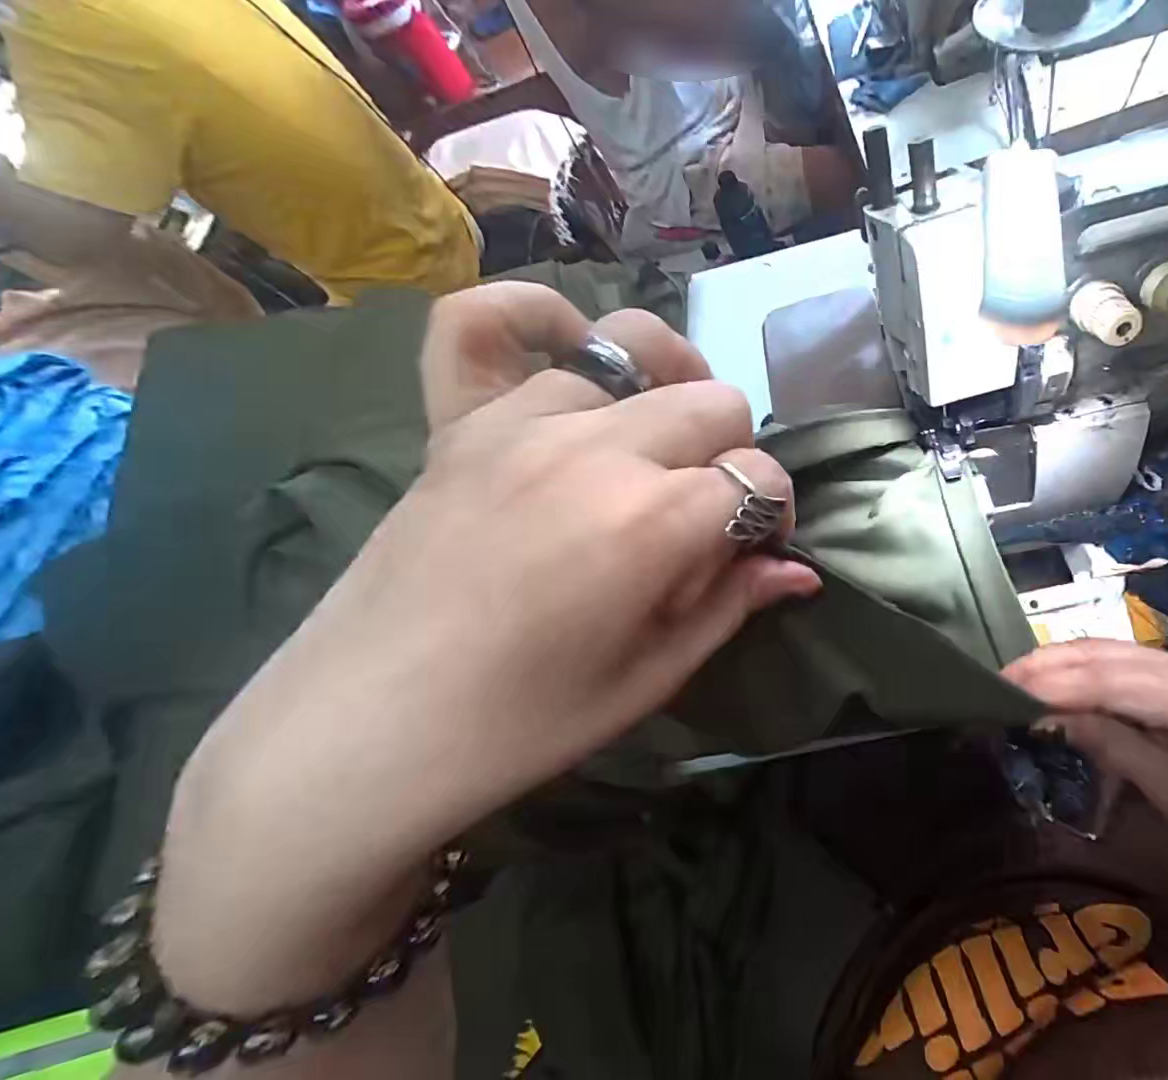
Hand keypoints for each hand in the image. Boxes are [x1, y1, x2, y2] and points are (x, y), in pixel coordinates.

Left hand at [158, 283, 818, 1009]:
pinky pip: (486, 325)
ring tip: (652, 446)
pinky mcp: (458, 422)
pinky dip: (533, 319)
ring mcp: (519, 421)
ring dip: (664, 400)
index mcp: (652, 522)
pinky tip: (565, 346)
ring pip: (635, 357)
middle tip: (705, 512)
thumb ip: (730, 606)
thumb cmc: (523, 724)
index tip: (756, 550)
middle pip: (714, 403)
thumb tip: (797, 569)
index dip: (774, 514)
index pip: (758, 477)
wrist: (371, 730)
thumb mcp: (649, 679)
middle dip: (732, 455)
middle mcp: (596, 448)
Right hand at [1001, 639, 1167, 871]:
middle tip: (1000, 681)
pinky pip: (1117, 660)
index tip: (1008, 694)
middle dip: (1047, 665)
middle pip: (1104, 655)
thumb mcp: (1162, 785)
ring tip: (1016, 676)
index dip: (1055, 685)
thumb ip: (1105, 741)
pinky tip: (1053, 676)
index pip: (1110, 681)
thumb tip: (1044, 716)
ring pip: (1106, 650)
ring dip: (1057, 661)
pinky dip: (1078, 666)